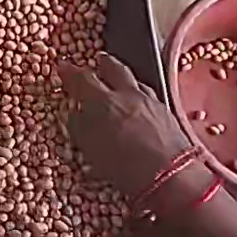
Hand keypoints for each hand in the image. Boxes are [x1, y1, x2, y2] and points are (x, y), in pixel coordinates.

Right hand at [60, 52, 199, 198]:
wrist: (173, 177)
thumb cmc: (125, 168)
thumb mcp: (92, 151)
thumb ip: (80, 128)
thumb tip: (74, 114)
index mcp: (103, 102)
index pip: (83, 80)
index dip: (70, 72)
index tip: (63, 67)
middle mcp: (127, 95)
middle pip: (114, 69)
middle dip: (103, 63)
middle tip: (97, 60)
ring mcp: (150, 101)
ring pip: (134, 80)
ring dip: (122, 77)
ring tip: (117, 79)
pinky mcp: (167, 112)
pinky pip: (148, 94)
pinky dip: (138, 92)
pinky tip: (137, 101)